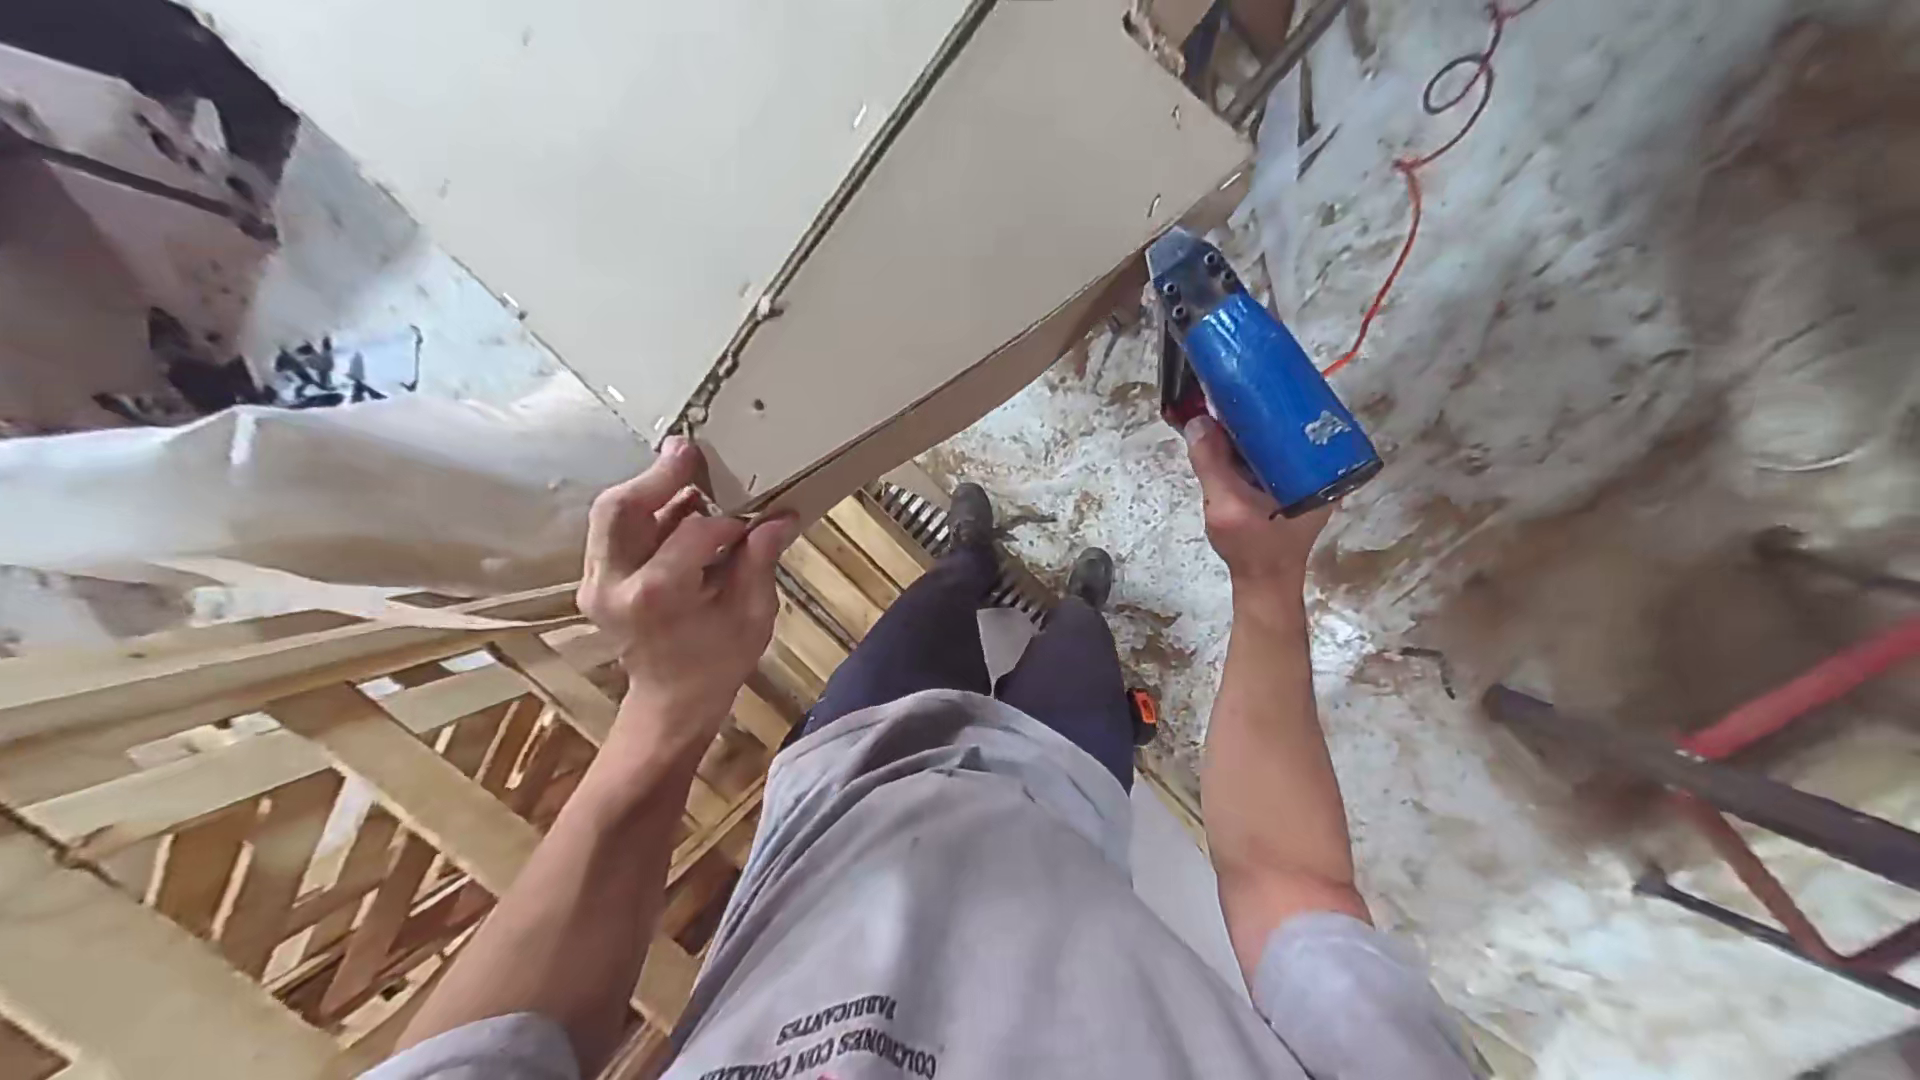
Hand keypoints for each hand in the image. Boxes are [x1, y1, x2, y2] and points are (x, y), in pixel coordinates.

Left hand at [576, 437, 798, 749]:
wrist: (672, 700)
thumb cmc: (718, 664)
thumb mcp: (752, 616)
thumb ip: (758, 563)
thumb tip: (779, 518)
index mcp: (656, 598)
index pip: (692, 533)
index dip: (728, 521)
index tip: (755, 520)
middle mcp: (612, 584)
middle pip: (620, 509)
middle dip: (659, 475)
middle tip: (691, 451)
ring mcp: (596, 581)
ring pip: (612, 512)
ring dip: (651, 488)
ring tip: (689, 471)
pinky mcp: (596, 576)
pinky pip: (616, 528)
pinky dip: (646, 508)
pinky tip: (678, 503)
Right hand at [1182, 415, 1331, 593]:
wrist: (1263, 581)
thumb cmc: (1251, 546)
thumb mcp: (1224, 504)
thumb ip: (1211, 463)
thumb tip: (1197, 421)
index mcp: (1317, 467)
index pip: (1296, 420)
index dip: (1268, 401)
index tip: (1241, 387)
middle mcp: (1320, 467)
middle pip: (1286, 427)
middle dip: (1253, 414)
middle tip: (1224, 398)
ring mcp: (1307, 477)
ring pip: (1275, 442)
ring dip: (1248, 431)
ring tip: (1222, 414)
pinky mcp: (1293, 486)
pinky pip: (1270, 457)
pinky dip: (1248, 448)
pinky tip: (1228, 443)